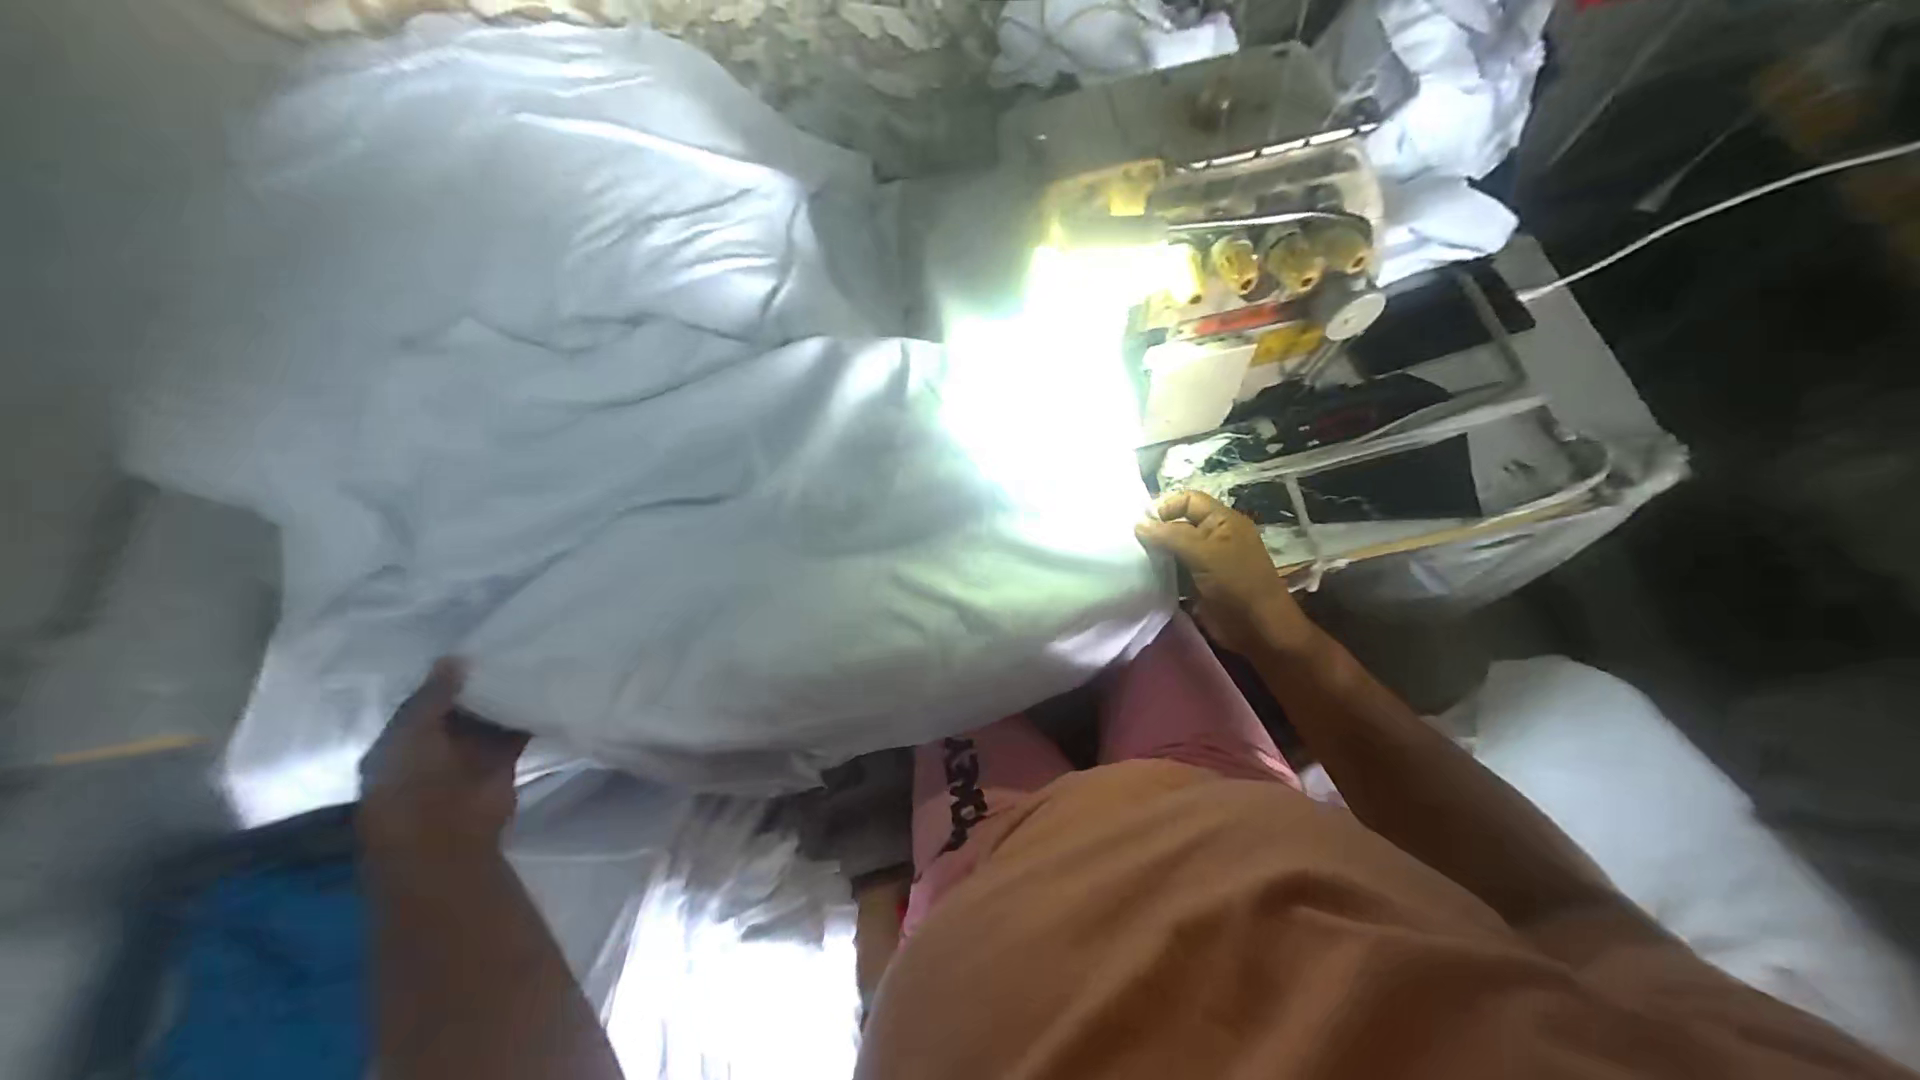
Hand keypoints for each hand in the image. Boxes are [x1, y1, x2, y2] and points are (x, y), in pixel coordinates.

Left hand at [359, 659, 528, 862]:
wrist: (446, 834)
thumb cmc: (411, 784)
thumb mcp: (412, 732)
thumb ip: (433, 696)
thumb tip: (454, 657)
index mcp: (399, 743)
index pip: (425, 703)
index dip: (446, 681)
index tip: (474, 653)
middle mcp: (433, 749)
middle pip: (459, 711)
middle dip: (479, 688)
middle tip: (506, 654)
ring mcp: (467, 759)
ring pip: (487, 722)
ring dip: (503, 702)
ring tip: (527, 667)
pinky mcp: (500, 766)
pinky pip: (513, 735)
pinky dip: (525, 718)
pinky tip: (539, 693)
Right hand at [1135, 490, 1320, 657]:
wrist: (1257, 628)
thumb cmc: (1236, 582)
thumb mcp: (1204, 552)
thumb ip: (1170, 536)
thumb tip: (1138, 524)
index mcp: (1222, 520)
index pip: (1189, 500)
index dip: (1165, 506)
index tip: (1141, 524)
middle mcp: (1213, 536)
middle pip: (1178, 523)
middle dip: (1156, 531)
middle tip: (1131, 543)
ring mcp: (1205, 561)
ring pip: (1172, 548)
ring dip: (1155, 553)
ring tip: (1133, 559)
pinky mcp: (1197, 583)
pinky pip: (1173, 571)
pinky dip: (1159, 572)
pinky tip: (1143, 576)